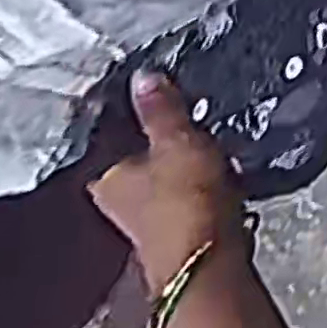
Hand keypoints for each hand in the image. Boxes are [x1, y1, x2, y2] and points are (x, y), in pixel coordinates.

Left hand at [88, 70, 244, 286]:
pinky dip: (201, 171)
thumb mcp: (176, 139)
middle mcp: (116, 195)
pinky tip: (222, 162)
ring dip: (185, 153)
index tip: (160, 89)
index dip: (134, 110)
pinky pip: (186, 183)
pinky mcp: (178, 219)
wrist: (209, 252)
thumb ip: (161, 108)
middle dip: (163, 133)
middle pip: (139, 151)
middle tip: (192, 107)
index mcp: (104, 175)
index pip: (112, 131)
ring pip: (164, 169)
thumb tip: (143, 75)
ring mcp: (146, 211)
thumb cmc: (183, 197)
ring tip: (213, 131)